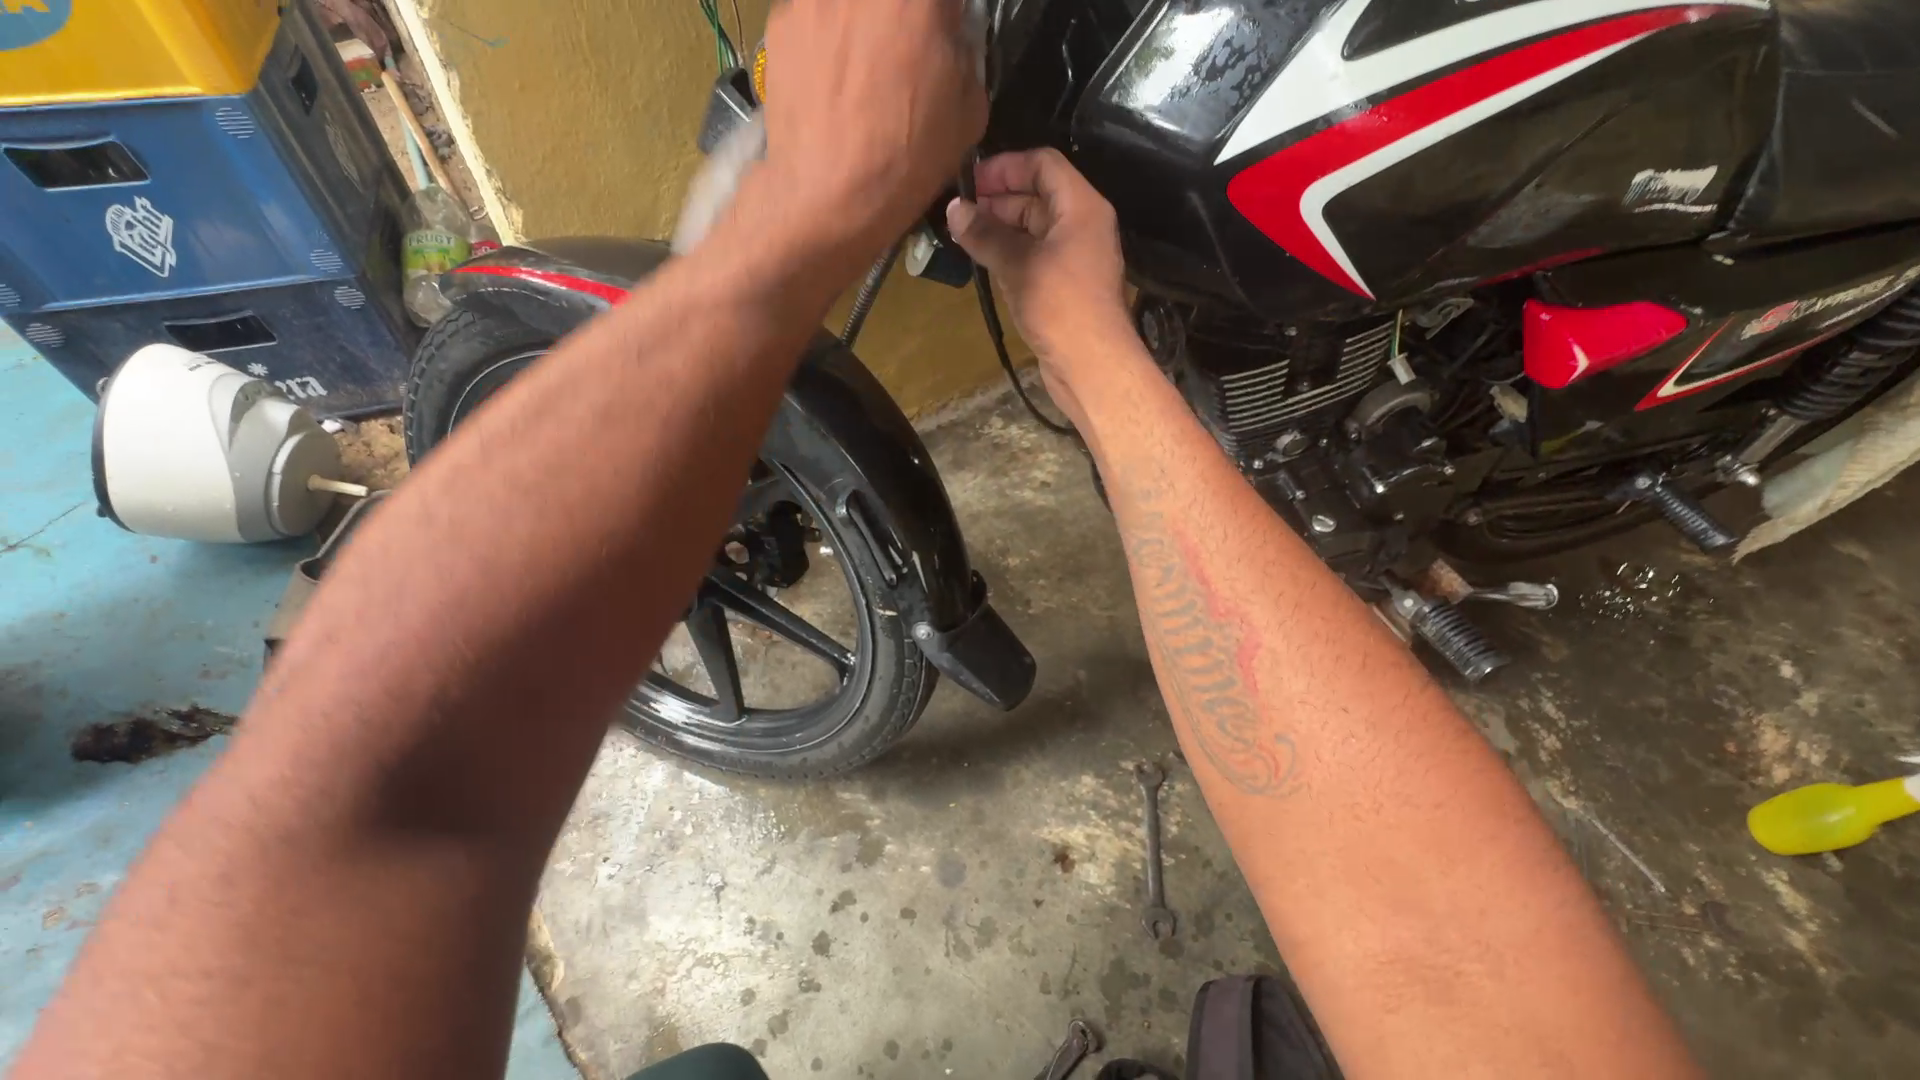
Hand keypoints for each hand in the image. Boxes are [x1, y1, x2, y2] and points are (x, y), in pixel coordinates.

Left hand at [761, 0, 986, 265]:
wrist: (827, 198)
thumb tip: (949, 42)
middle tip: (899, 56)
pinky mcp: (781, 23)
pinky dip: (823, 39)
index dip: (943, 16)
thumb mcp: (968, 113)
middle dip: (898, 18)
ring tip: (858, 70)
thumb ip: (963, 57)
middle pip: (890, 0)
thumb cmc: (908, 160)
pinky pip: (813, 17)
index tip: (941, 37)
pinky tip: (825, 83)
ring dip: (858, 25)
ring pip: (848, 7)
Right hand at [946, 150, 1132, 396]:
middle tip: (960, 211)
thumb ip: (985, 234)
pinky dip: (1010, 253)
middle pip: (1038, 195)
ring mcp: (1075, 256)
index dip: (1006, 166)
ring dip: (1000, 228)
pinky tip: (983, 261)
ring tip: (964, 235)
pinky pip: (1036, 255)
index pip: (1043, 164)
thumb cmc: (1060, 305)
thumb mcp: (1018, 264)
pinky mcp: (1066, 285)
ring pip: (1034, 228)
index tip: (970, 182)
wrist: (1092, 364)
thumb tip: (954, 210)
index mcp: (1081, 206)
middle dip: (998, 199)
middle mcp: (1082, 225)